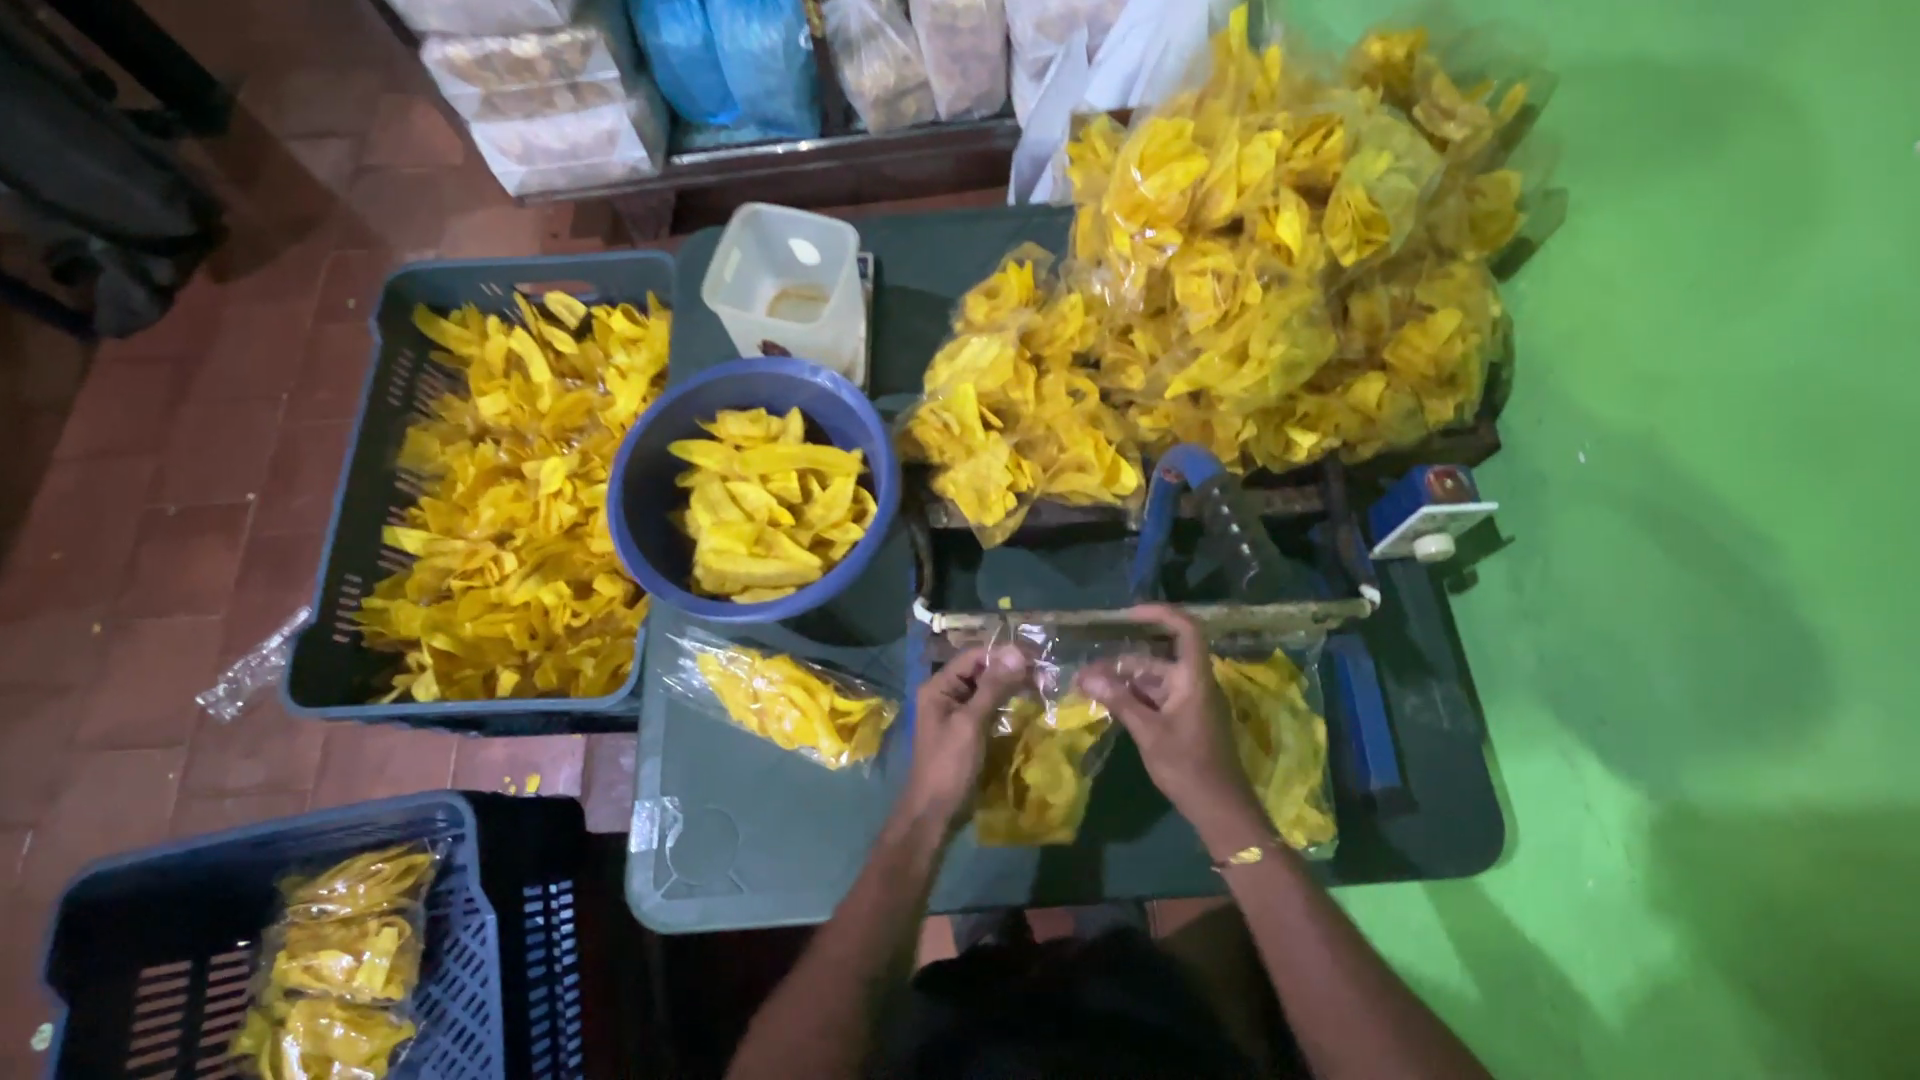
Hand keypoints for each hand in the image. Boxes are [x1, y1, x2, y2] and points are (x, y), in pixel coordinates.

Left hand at [901, 645, 1028, 827]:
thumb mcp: (971, 723)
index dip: (1004, 654)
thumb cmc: (949, 765)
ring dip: (1012, 687)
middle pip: (981, 671)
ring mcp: (956, 713)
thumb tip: (1017, 652)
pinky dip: (1007, 705)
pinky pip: (989, 708)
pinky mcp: (967, 730)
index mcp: (938, 686)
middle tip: (1045, 675)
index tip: (1036, 658)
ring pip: (987, 689)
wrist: (935, 811)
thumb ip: (993, 686)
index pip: (974, 656)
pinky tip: (1028, 706)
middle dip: (1011, 670)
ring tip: (1042, 687)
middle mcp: (945, 694)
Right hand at [1074, 605, 1266, 853]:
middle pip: (1158, 660)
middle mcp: (1195, 684)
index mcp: (1194, 679)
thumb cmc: (1188, 766)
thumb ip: (1119, 700)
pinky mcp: (1187, 721)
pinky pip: (1158, 699)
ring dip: (1124, 683)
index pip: (1186, 630)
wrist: (1220, 809)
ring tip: (1090, 689)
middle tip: (1085, 673)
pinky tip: (1110, 706)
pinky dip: (1135, 699)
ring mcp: (1192, 703)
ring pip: (1155, 681)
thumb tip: (1087, 676)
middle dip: (1121, 662)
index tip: (1127, 614)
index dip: (1160, 614)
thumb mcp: (1149, 732)